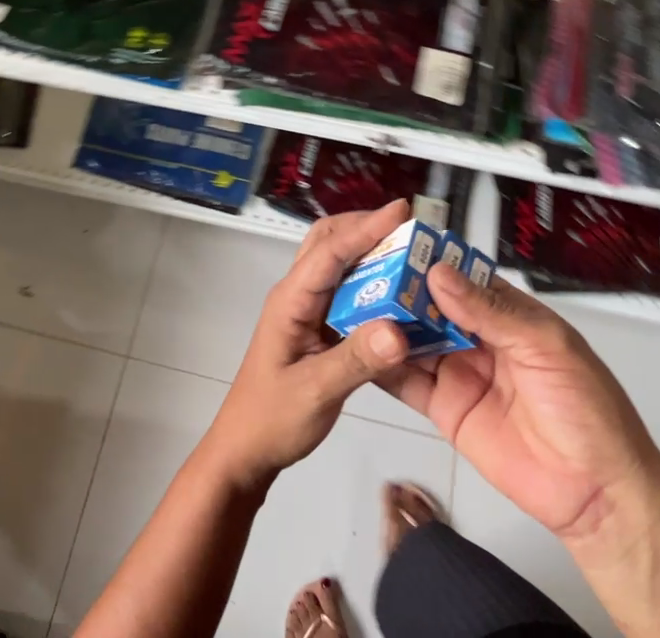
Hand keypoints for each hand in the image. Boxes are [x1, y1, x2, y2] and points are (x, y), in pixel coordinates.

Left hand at [200, 201, 412, 491]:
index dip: (366, 228)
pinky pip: (346, 291)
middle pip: (328, 242)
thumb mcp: (316, 391)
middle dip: (366, 227)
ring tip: (413, 253)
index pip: (330, 251)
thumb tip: (400, 328)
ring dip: (370, 251)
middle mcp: (298, 295)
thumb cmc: (273, 418)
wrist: (246, 448)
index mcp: (291, 300)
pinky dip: (372, 282)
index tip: (403, 210)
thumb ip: (356, 360)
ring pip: (337, 264)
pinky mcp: (318, 328)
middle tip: (412, 228)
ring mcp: (306, 310)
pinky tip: (400, 293)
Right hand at [380, 264, 659, 543]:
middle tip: (356, 276)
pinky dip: (381, 366)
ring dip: (383, 326)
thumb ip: (489, 312)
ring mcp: (459, 373)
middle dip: (396, 292)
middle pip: (429, 308)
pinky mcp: (444, 409)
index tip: (387, 245)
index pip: (462, 279)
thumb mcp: (544, 348)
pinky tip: (355, 350)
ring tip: (346, 306)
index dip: (428, 263)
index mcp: (509, 315)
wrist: (596, 493)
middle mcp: (479, 338)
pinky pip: (407, 383)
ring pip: (412, 341)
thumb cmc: (586, 409)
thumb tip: (437, 273)